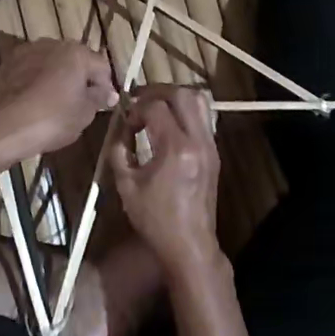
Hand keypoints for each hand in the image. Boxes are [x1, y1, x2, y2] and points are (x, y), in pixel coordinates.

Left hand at [0, 40, 117, 153]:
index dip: (106, 86)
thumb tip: (109, 93)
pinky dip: (38, 79)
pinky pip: (32, 69)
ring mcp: (29, 52)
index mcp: (78, 53)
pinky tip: (37, 99)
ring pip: (52, 62)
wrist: (4, 127)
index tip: (105, 104)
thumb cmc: (53, 118)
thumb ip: (99, 98)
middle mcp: (54, 44)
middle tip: (83, 101)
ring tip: (58, 100)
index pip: (101, 66)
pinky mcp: (8, 64)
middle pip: (76, 60)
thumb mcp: (85, 113)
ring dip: (58, 76)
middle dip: (81, 77)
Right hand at [108, 86, 221, 274]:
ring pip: (200, 101)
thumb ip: (120, 152)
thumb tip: (119, 129)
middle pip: (184, 94)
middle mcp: (198, 140)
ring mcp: (211, 145)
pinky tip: (170, 125)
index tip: (126, 122)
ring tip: (156, 107)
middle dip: (159, 92)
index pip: (157, 107)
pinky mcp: (215, 152)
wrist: (190, 243)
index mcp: (175, 148)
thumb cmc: (155, 220)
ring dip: (177, 97)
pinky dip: (188, 112)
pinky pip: (205, 118)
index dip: (137, 108)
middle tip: (140, 100)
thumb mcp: (127, 186)